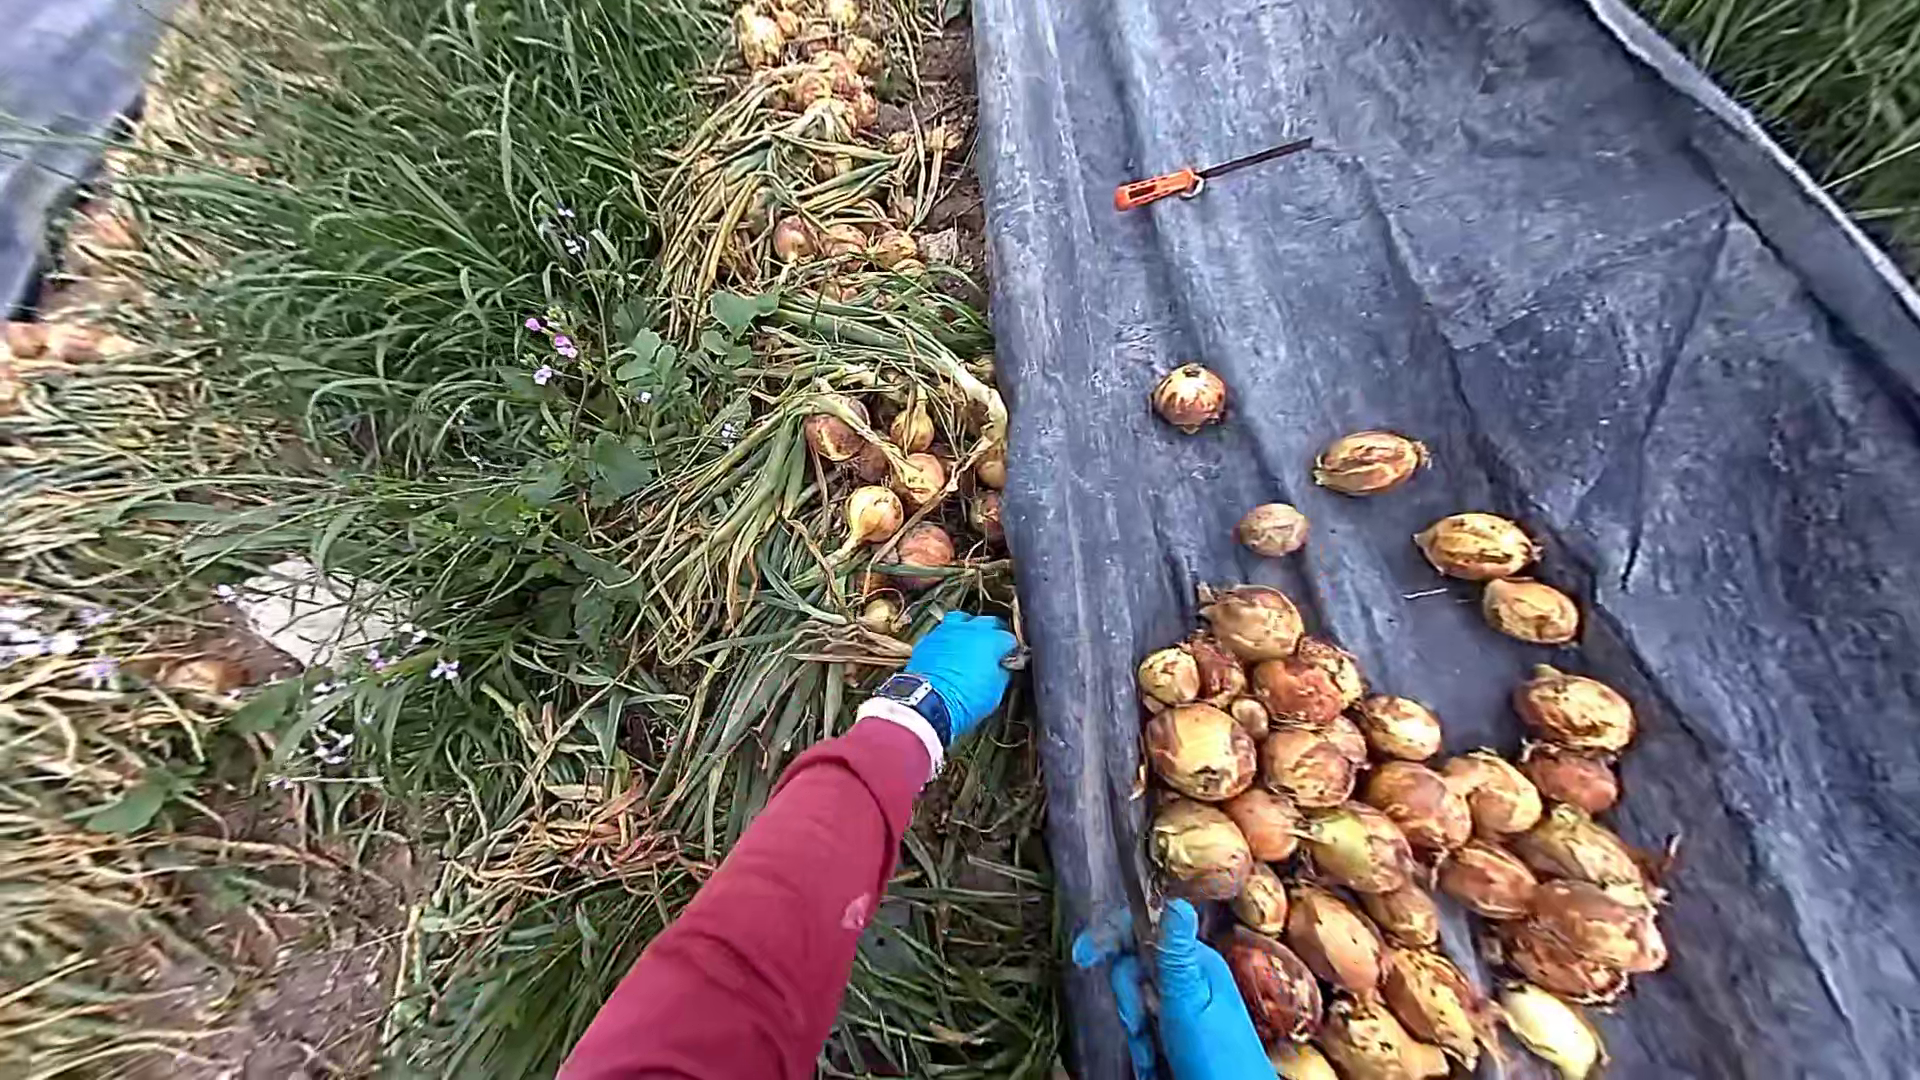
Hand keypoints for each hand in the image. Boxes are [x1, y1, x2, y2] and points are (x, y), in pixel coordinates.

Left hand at [903, 611, 1015, 741]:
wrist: (927, 701)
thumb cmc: (963, 698)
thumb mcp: (995, 691)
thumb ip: (1003, 673)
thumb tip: (1003, 668)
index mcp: (991, 640)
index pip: (1009, 638)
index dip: (1012, 650)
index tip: (1010, 660)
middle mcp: (969, 630)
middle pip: (988, 622)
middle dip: (995, 633)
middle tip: (995, 649)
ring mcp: (947, 631)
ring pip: (962, 619)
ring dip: (969, 628)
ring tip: (970, 642)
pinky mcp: (928, 640)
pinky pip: (942, 632)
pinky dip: (948, 639)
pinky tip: (949, 651)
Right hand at [1080, 900, 1268, 1079]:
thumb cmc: (1219, 1060)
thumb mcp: (1190, 1001)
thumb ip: (1175, 952)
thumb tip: (1176, 900)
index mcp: (1193, 959)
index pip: (1141, 927)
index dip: (1108, 935)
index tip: (1082, 955)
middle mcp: (1187, 975)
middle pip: (1132, 964)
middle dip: (1126, 996)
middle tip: (1138, 1028)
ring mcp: (1182, 1004)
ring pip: (1135, 997)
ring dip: (1134, 1026)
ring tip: (1150, 1055)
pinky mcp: (1176, 1032)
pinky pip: (1144, 1025)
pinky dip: (1142, 1044)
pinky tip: (1152, 1062)